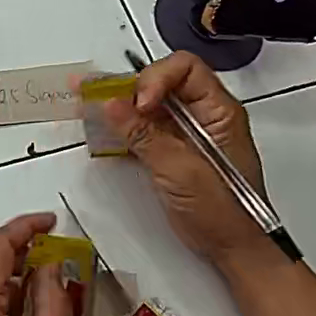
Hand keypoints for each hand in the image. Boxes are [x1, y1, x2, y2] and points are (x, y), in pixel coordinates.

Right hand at [99, 52, 275, 267]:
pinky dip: (117, 125)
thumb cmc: (224, 210)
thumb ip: (145, 135)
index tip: (137, 104)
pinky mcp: (166, 151)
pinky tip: (95, 125)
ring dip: (116, 104)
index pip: (185, 69)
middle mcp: (200, 116)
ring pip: (146, 105)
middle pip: (161, 82)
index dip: (155, 79)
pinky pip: (140, 128)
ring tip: (83, 101)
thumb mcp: (182, 170)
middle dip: (127, 87)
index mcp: (217, 112)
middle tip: (95, 96)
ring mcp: (182, 134)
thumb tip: (112, 105)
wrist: (231, 246)